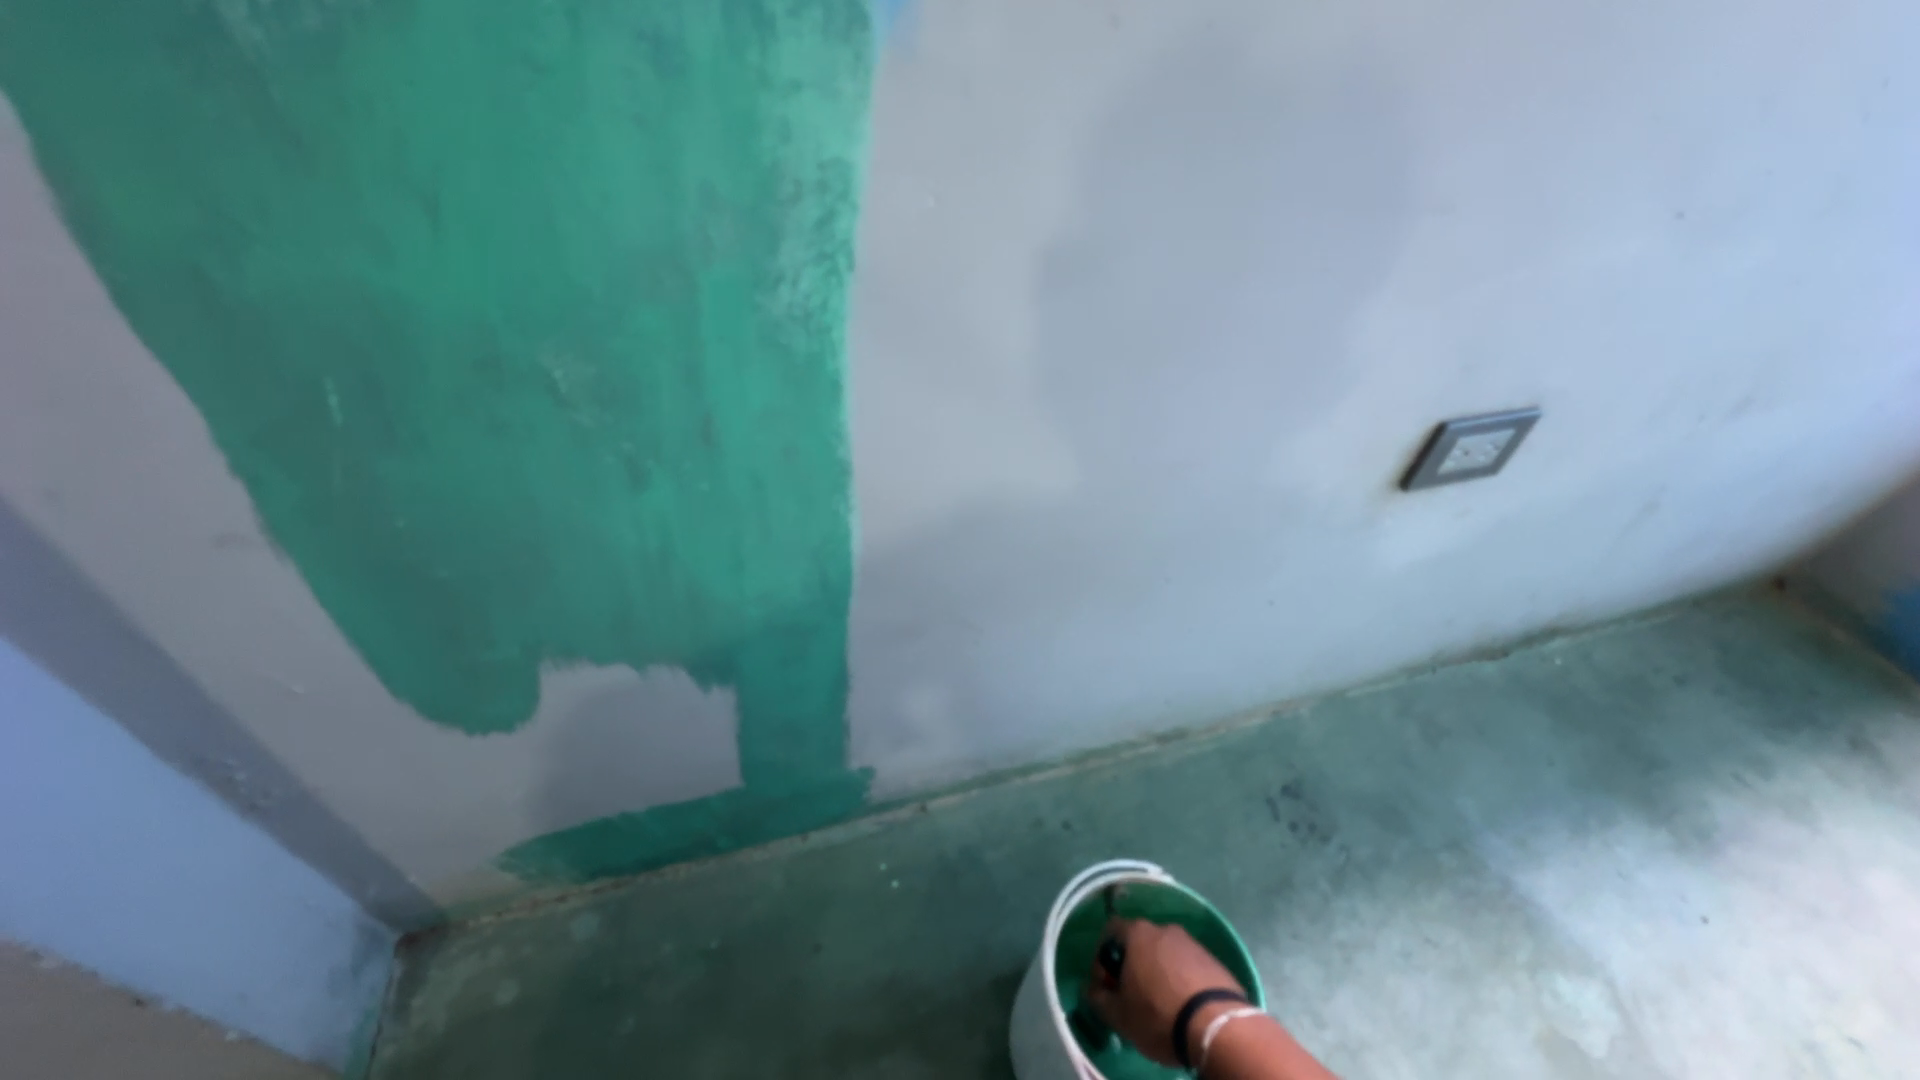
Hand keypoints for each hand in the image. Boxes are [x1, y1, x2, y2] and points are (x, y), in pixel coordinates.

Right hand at [1085, 917, 1245, 1065]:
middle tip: (1130, 995)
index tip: (1105, 985)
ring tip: (1158, 1004)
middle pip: (1140, 942)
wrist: (1217, 1027)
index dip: (1101, 958)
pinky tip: (1182, 1006)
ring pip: (1166, 954)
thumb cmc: (1158, 1014)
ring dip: (1157, 973)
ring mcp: (1193, 944)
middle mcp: (1165, 929)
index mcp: (1138, 933)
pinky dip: (1180, 981)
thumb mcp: (1119, 1015)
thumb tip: (1093, 990)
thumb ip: (1098, 998)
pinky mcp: (1215, 962)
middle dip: (1131, 966)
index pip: (1110, 931)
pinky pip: (1188, 967)